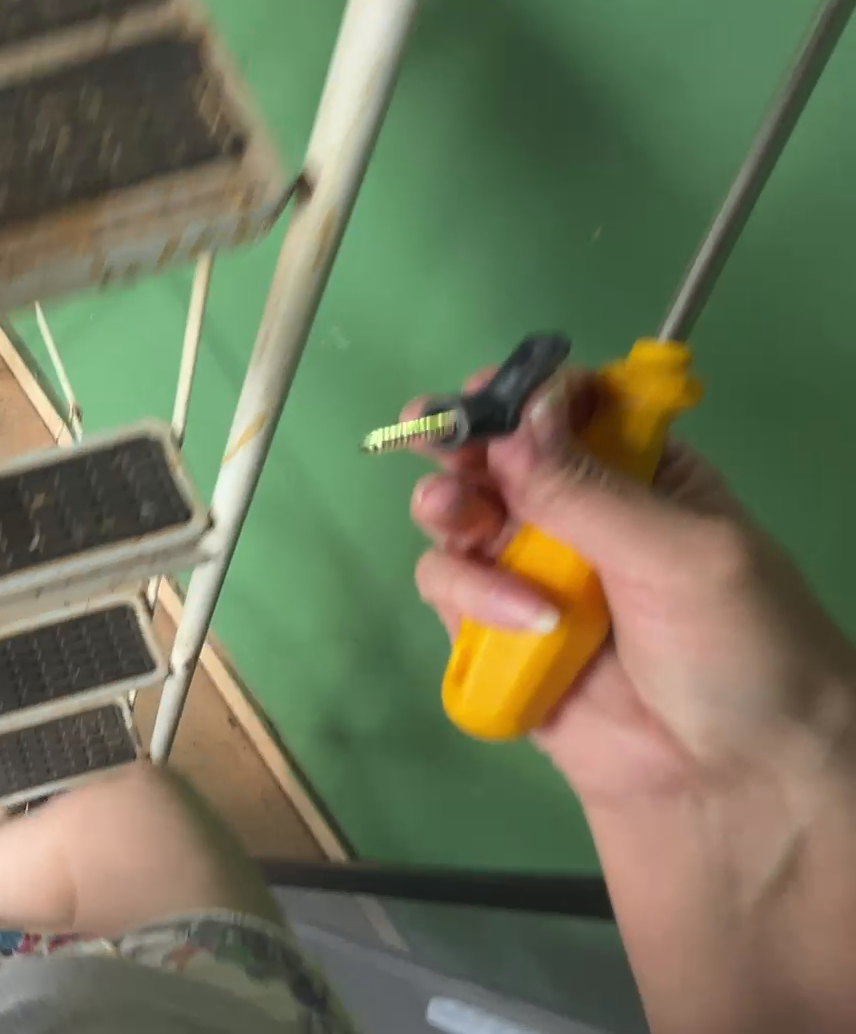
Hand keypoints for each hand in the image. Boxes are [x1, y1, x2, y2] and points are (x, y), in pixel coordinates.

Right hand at [409, 372, 855, 808]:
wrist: (720, 780)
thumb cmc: (738, 651)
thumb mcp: (681, 553)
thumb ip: (588, 487)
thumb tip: (513, 414)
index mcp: (637, 478)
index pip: (566, 413)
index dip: (521, 395)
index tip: (484, 395)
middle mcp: (569, 514)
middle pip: (488, 455)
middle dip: (458, 449)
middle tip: (436, 445)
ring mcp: (520, 565)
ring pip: (451, 514)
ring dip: (449, 515)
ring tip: (464, 529)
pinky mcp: (483, 617)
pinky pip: (444, 581)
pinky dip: (469, 596)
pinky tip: (520, 622)